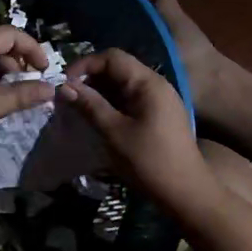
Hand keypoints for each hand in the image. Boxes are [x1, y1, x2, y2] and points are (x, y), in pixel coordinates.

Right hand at [58, 49, 216, 204]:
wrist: (187, 193)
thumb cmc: (149, 161)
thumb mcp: (115, 132)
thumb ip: (90, 105)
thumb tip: (64, 86)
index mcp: (148, 83)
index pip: (112, 57)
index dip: (85, 65)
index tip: (65, 84)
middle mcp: (156, 84)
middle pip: (118, 68)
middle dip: (90, 78)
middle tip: (68, 97)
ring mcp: (160, 99)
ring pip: (123, 84)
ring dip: (99, 91)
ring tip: (78, 107)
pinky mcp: (160, 114)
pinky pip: (131, 98)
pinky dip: (112, 103)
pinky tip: (98, 117)